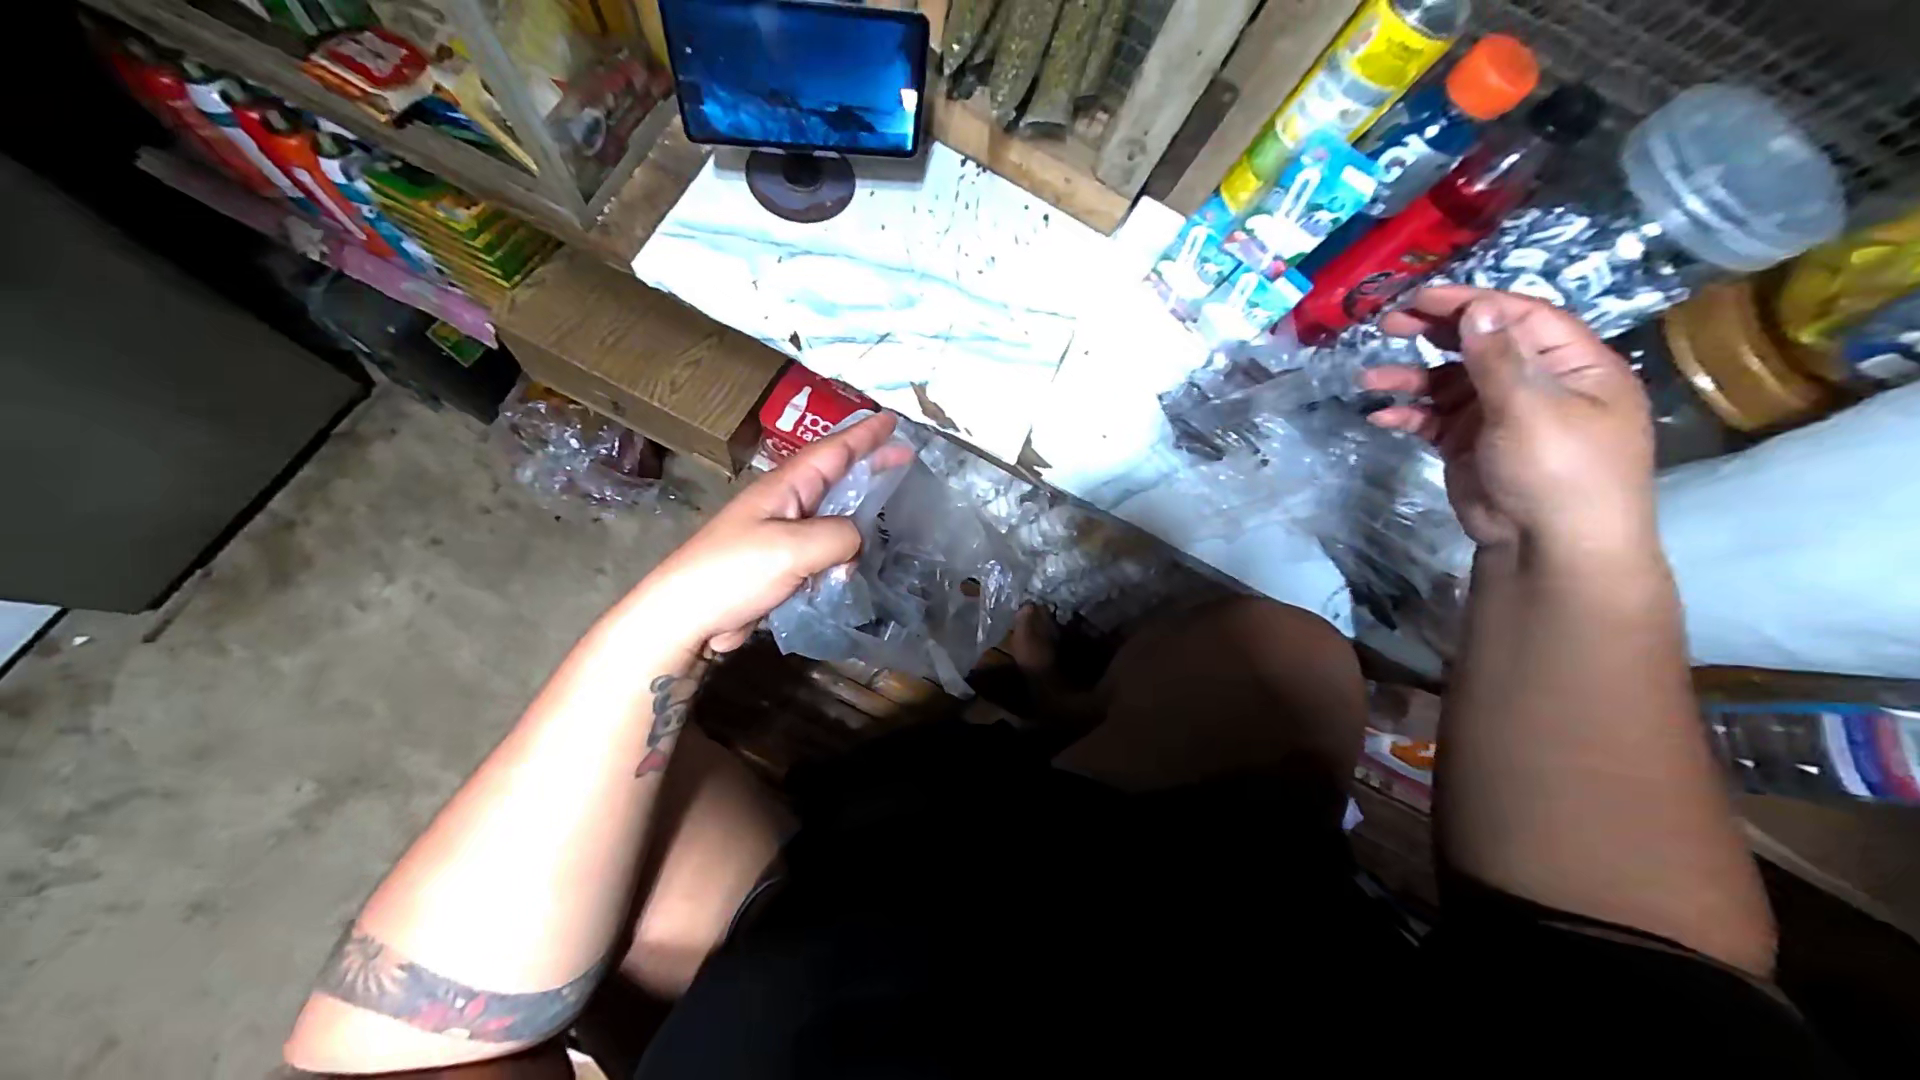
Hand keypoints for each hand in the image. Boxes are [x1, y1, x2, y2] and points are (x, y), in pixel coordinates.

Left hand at [627, 412, 913, 654]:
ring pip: (832, 513)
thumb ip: (840, 537)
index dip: (865, 434)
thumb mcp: (793, 547)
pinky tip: (858, 558)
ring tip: (889, 508)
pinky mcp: (781, 563)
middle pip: (836, 475)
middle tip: (905, 458)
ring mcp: (782, 533)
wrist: (686, 616)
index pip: (833, 450)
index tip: (893, 420)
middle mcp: (786, 503)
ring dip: (860, 509)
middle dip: (870, 463)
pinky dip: (845, 547)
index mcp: (786, 486)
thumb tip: (856, 540)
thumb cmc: (734, 572)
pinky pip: (824, 546)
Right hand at [1361, 286, 1656, 552]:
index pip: (1520, 318)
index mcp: (1572, 366)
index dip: (1470, 303)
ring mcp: (1500, 416)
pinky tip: (1382, 418)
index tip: (1420, 298)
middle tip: (1388, 323)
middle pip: (1480, 345)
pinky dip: (1408, 416)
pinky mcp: (1470, 444)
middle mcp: (1536, 384)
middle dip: (1433, 333)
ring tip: (1367, 380)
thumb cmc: (1558, 471)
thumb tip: (1478, 308)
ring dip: (1409, 380)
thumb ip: (1499, 359)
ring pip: (1448, 384)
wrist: (1549, 546)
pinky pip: (1434, 420)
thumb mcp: (1531, 409)